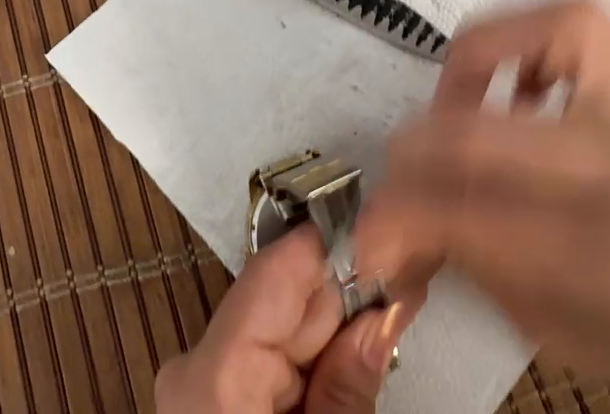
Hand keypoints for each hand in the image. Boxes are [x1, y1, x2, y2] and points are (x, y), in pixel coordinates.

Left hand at [154, 224, 420, 413]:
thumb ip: (350, 385)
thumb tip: (380, 311)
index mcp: (211, 377)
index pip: (275, 275)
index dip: (332, 242)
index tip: (384, 214)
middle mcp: (197, 367)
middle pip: (285, 301)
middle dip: (349, 282)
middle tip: (412, 261)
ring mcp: (204, 383)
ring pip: (287, 328)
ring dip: (343, 316)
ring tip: (400, 294)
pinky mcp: (219, 399)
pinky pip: (277, 361)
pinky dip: (320, 352)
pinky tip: (362, 339)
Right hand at [354, 0, 609, 412]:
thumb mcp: (561, 339)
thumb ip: (469, 266)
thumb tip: (393, 222)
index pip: (469, 215)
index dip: (395, 218)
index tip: (367, 234)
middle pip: (481, 132)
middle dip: (411, 154)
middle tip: (394, 176)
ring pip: (541, 36)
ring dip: (469, 66)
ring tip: (452, 108)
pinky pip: (575, 21)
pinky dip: (521, 33)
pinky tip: (508, 84)